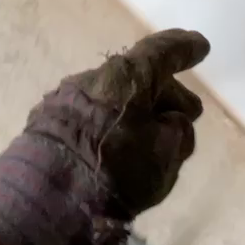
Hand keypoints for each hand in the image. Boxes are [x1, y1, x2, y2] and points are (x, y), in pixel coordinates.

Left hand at [0, 29, 209, 244]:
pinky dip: (112, 123)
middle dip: (165, 93)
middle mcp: (95, 75)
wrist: (45, 198)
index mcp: (127, 76)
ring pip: (116, 96)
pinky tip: (118, 148)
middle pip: (139, 76)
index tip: (200, 46)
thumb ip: (178, 131)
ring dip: (137, 111)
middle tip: (185, 115)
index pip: (162, 52)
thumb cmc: (115, 172)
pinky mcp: (50, 119)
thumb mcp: (165, 155)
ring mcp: (68, 95)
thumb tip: (172, 119)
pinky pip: (94, 113)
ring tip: (152, 138)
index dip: (184, 49)